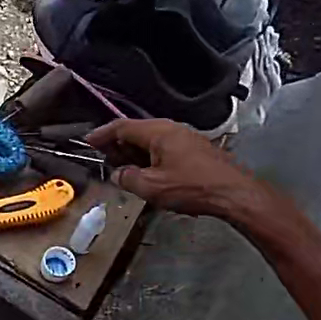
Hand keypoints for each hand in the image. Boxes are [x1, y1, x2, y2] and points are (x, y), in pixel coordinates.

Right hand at [85, 118, 265, 219]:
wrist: (233, 193)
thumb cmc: (192, 187)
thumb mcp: (152, 187)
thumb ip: (128, 179)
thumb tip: (118, 175)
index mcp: (157, 132)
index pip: (121, 126)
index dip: (102, 134)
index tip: (87, 141)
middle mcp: (170, 128)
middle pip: (135, 131)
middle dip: (117, 144)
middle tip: (103, 159)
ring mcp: (184, 137)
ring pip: (149, 140)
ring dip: (133, 152)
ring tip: (122, 169)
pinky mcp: (192, 149)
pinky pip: (162, 147)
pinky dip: (148, 157)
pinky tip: (146, 173)